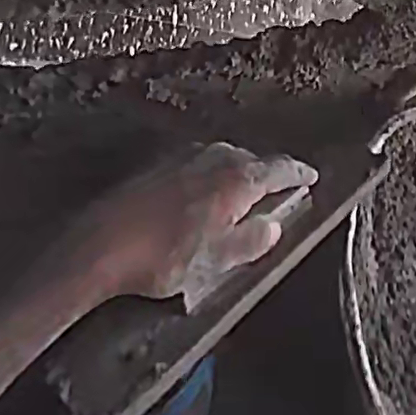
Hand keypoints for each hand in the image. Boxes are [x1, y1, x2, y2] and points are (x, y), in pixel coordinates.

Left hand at [71, 142, 317, 303]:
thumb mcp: (217, 260)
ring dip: (238, 176)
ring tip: (238, 201)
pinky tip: (203, 199)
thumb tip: (273, 227)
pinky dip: (214, 176)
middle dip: (267, 178)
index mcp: (238, 179)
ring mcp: (189, 154)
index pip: (280, 169)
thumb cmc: (166, 255)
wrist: (105, 241)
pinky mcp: (165, 161)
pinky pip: (204, 163)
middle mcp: (218, 157)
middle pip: (253, 162)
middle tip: (275, 197)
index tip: (310, 177)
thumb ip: (251, 241)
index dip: (298, 174)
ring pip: (226, 161)